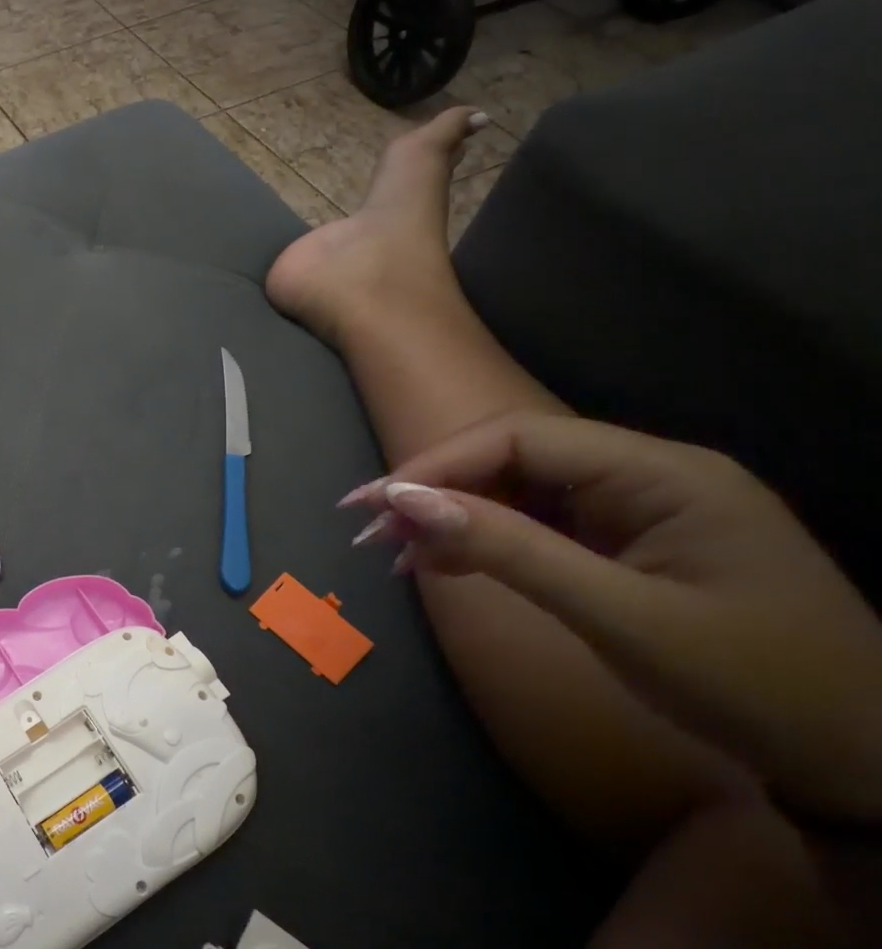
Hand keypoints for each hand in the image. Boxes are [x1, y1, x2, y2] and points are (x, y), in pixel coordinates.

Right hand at [345, 412, 881, 821]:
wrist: (867, 762)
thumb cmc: (754, 682)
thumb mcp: (619, 617)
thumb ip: (509, 550)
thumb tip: (404, 502)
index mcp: (663, 473)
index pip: (521, 438)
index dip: (435, 465)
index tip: (369, 506)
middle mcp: (650, 476)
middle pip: (516, 459)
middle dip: (437, 491)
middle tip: (369, 535)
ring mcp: (643, 512)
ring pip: (523, 492)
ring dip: (455, 518)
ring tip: (394, 555)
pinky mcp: (634, 547)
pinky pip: (544, 527)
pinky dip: (488, 544)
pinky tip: (445, 565)